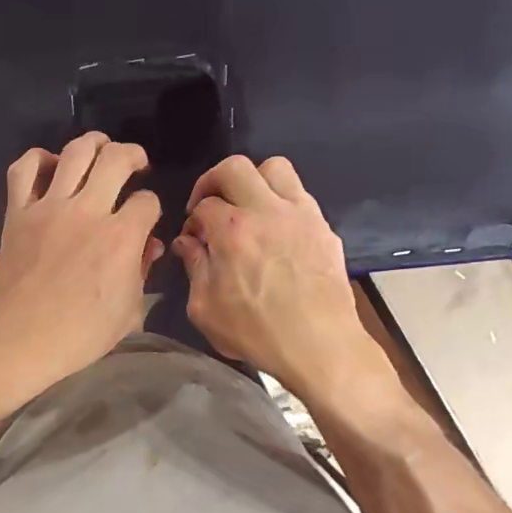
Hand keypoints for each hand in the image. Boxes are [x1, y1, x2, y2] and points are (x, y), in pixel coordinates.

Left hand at [0, 133, 163, 408]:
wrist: (20, 340)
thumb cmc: (80, 334)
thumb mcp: (129, 311)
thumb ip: (142, 271)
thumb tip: (149, 245)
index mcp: (120, 237)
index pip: (147, 201)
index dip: (151, 207)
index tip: (146, 218)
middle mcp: (87, 211)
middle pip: (116, 159)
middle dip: (133, 155)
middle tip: (136, 163)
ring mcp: (49, 208)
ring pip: (75, 153)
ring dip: (94, 143)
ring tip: (101, 148)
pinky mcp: (18, 212)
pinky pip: (24, 170)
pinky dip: (39, 158)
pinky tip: (51, 164)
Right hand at [173, 155, 383, 396]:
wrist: (320, 345)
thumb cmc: (256, 332)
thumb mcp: (205, 308)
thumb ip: (194, 268)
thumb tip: (187, 243)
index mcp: (232, 229)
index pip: (203, 204)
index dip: (192, 219)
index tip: (194, 239)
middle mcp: (267, 210)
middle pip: (235, 167)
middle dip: (213, 180)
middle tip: (210, 203)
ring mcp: (301, 215)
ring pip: (275, 168)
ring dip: (254, 179)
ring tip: (247, 205)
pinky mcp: (324, 227)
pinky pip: (300, 195)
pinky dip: (282, 201)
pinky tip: (276, 229)